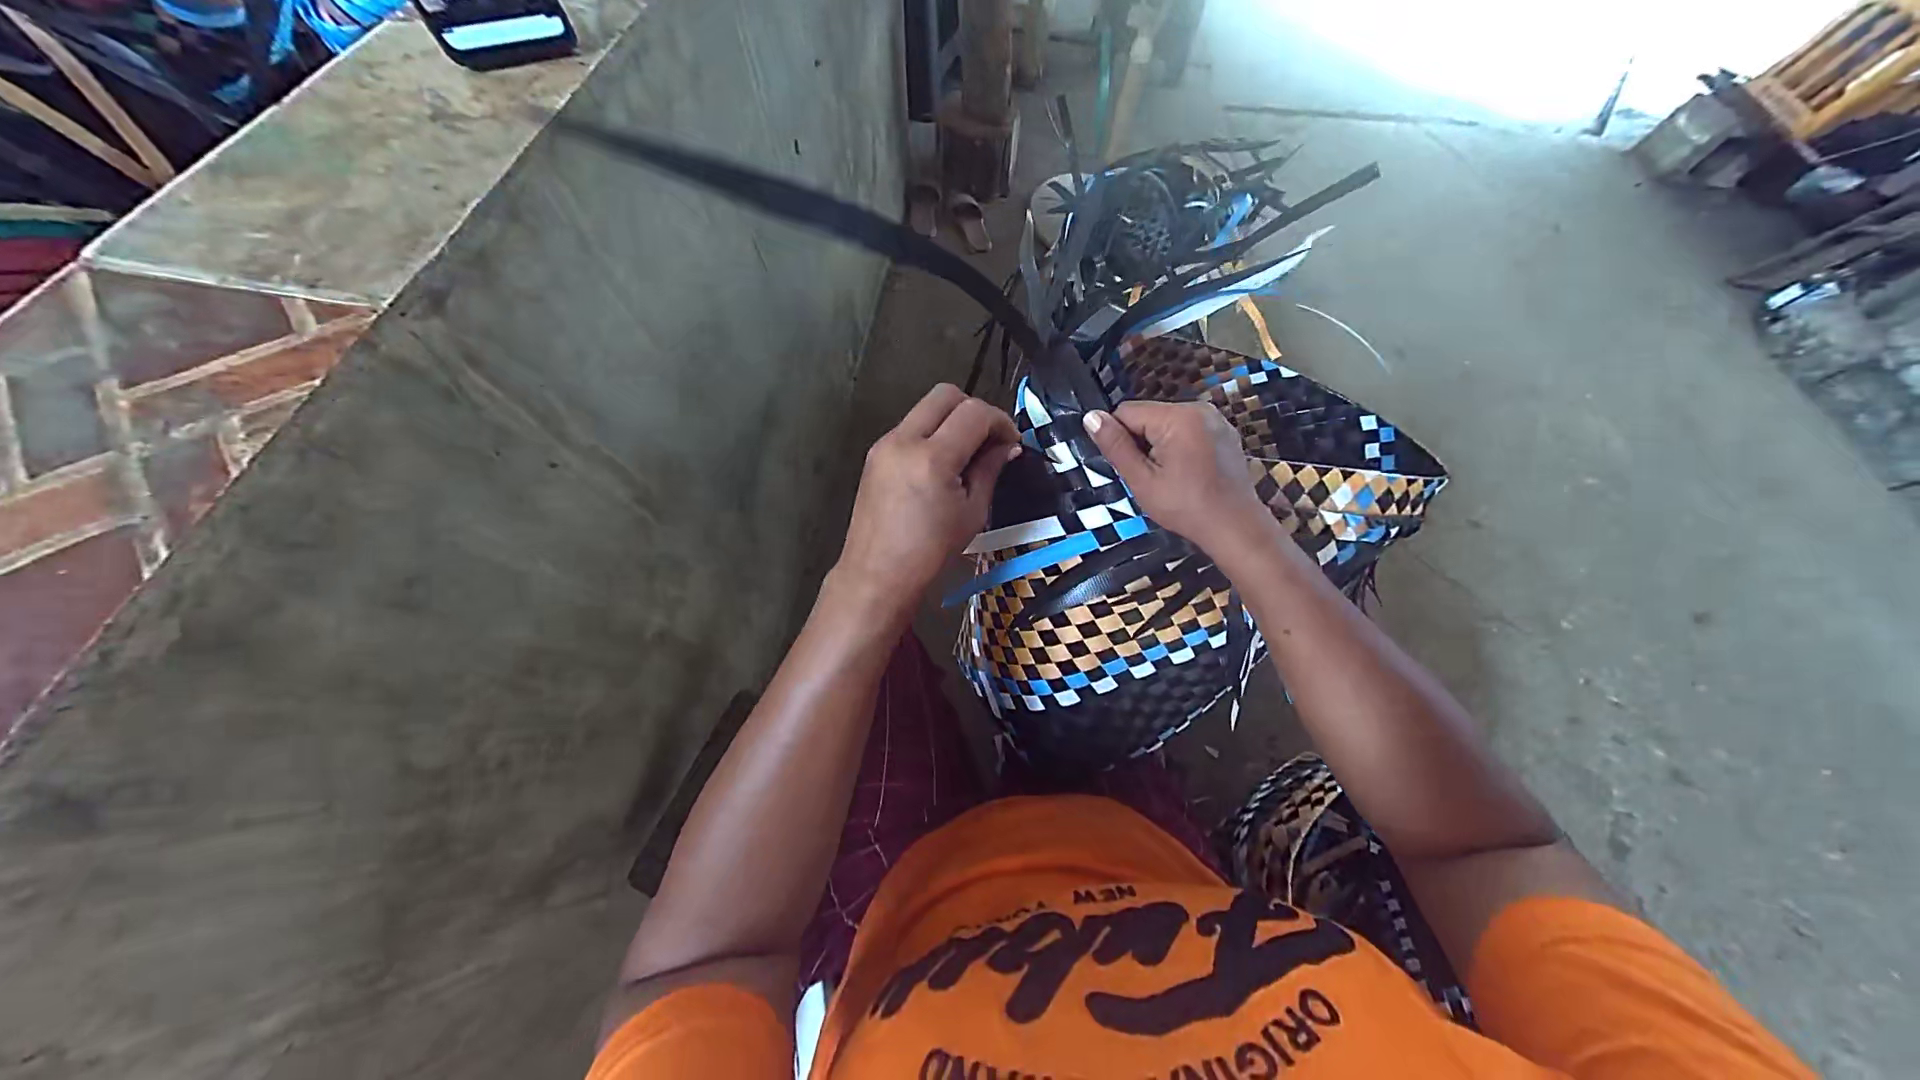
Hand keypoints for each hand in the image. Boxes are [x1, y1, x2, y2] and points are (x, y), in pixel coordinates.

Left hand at [834, 384, 1020, 610]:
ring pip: (925, 408)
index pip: (975, 413)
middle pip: (946, 394)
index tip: (1011, 441)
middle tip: (989, 440)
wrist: (877, 576)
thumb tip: (1006, 447)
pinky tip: (942, 465)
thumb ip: (989, 470)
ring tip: (966, 455)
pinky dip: (931, 433)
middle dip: (975, 410)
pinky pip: (910, 427)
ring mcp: (884, 445)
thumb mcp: (972, 513)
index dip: (1000, 421)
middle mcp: (903, 441)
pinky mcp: (875, 455)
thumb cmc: (929, 553)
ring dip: (951, 420)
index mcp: (932, 458)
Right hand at [1081, 400, 1276, 559]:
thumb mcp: (1142, 480)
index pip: (1126, 412)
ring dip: (1159, 447)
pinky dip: (1180, 448)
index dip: (1120, 440)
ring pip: (1166, 424)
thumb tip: (1091, 417)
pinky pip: (1187, 431)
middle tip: (1153, 478)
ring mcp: (1215, 419)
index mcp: (1177, 417)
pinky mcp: (1223, 432)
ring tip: (1172, 478)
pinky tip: (1188, 474)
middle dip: (1142, 443)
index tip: (1134, 469)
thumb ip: (1115, 446)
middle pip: (1147, 416)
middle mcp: (1199, 409)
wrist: (1235, 527)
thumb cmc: (1186, 507)